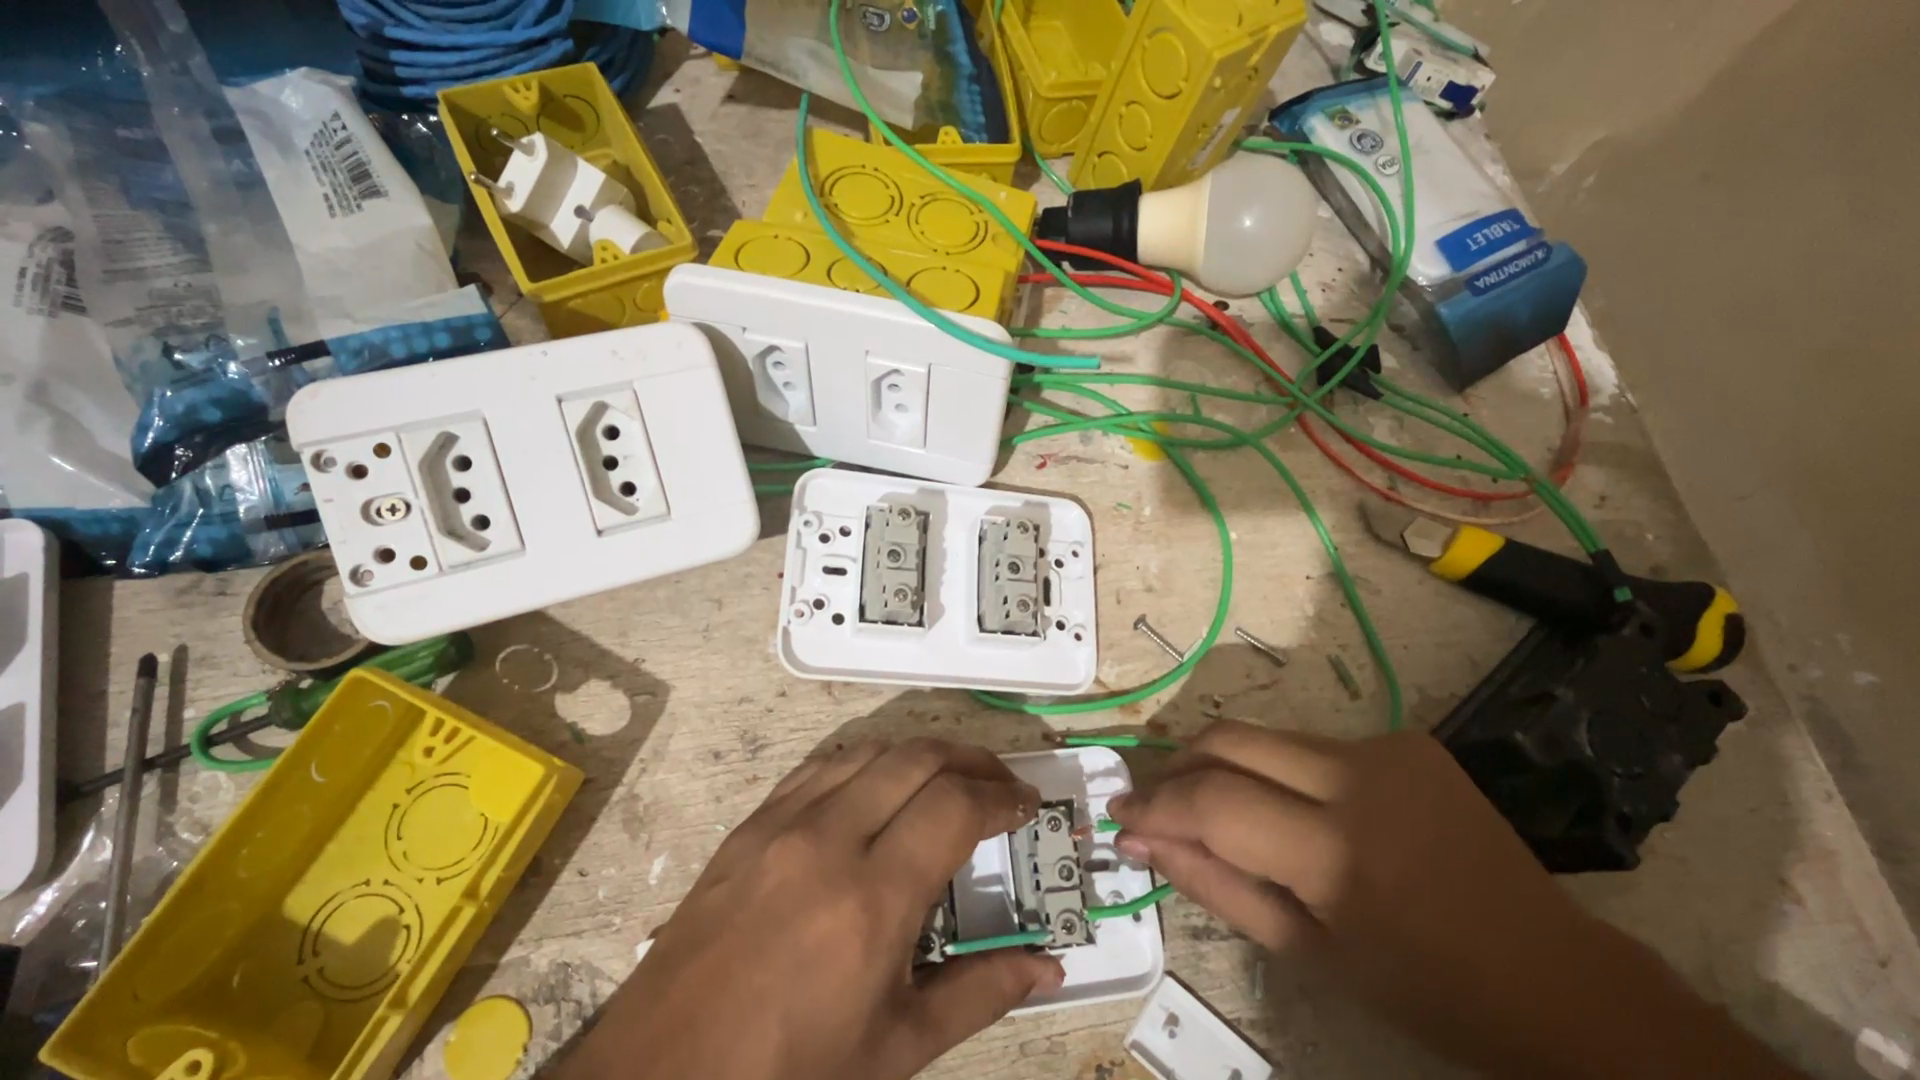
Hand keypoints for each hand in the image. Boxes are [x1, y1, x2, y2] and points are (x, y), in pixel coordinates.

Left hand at [553, 739, 1063, 1079]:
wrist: (668, 1068)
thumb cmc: (790, 1066)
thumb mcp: (896, 1046)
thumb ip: (979, 995)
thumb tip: (1050, 970)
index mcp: (872, 897)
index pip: (956, 807)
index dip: (1002, 797)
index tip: (1027, 805)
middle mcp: (828, 840)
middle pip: (917, 759)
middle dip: (971, 761)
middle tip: (1001, 784)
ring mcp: (780, 824)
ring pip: (868, 752)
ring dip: (920, 754)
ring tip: (949, 778)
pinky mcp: (747, 826)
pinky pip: (818, 767)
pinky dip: (864, 762)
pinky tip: (877, 786)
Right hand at [1107, 721, 1802, 1079]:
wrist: (1551, 974)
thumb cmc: (1421, 986)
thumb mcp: (1305, 952)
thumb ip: (1215, 884)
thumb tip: (1144, 838)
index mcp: (1336, 849)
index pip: (1212, 800)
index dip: (1155, 804)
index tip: (1121, 817)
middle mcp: (1360, 775)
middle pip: (1229, 737)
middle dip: (1177, 766)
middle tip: (1154, 804)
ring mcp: (1388, 748)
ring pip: (1267, 735)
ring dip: (1227, 767)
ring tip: (1218, 814)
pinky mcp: (1408, 739)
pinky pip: (1313, 743)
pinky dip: (1280, 770)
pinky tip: (1291, 812)